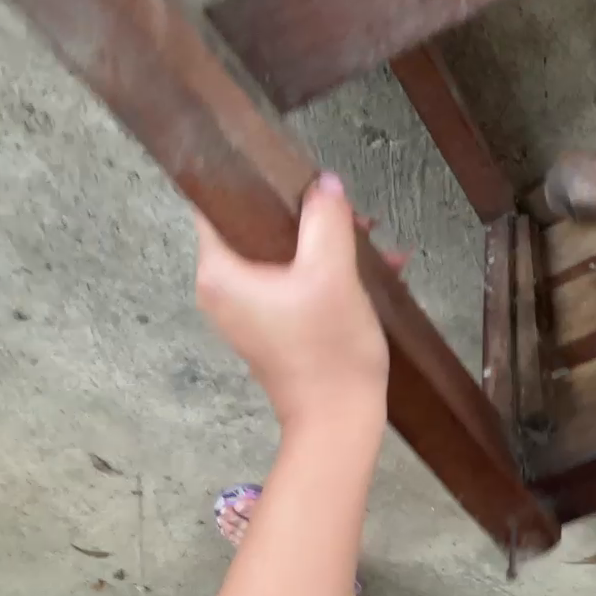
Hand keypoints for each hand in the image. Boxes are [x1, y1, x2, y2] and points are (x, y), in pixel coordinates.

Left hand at [194, 173, 392, 427]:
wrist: (340, 421)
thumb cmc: (330, 349)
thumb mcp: (333, 274)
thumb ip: (326, 219)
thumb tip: (324, 182)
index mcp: (219, 272)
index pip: (219, 202)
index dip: (257, 180)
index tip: (298, 174)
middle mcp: (224, 291)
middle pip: (260, 228)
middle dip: (310, 217)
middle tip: (353, 215)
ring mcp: (250, 314)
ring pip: (285, 257)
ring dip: (329, 247)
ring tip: (375, 245)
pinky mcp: (276, 330)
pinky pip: (298, 285)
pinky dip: (330, 276)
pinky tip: (376, 275)